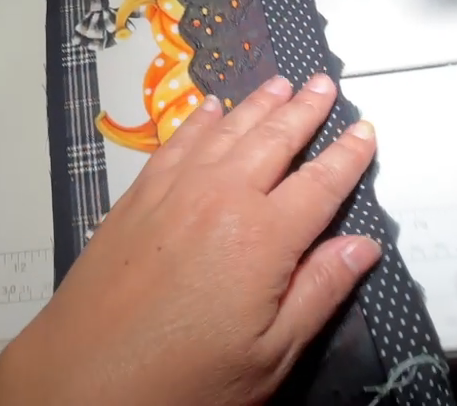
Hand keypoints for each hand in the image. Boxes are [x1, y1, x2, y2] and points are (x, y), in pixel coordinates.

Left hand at [0, 73, 381, 405]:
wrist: (91, 367)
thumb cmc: (189, 373)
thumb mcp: (271, 352)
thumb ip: (319, 291)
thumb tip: (363, 245)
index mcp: (263, 237)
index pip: (319, 184)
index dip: (346, 155)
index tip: (365, 128)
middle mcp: (222, 195)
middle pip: (274, 140)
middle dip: (303, 110)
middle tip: (322, 82)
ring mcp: (178, 186)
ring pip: (227, 131)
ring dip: (257, 104)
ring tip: (280, 83)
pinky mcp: (143, 189)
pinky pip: (179, 141)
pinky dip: (201, 120)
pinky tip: (212, 108)